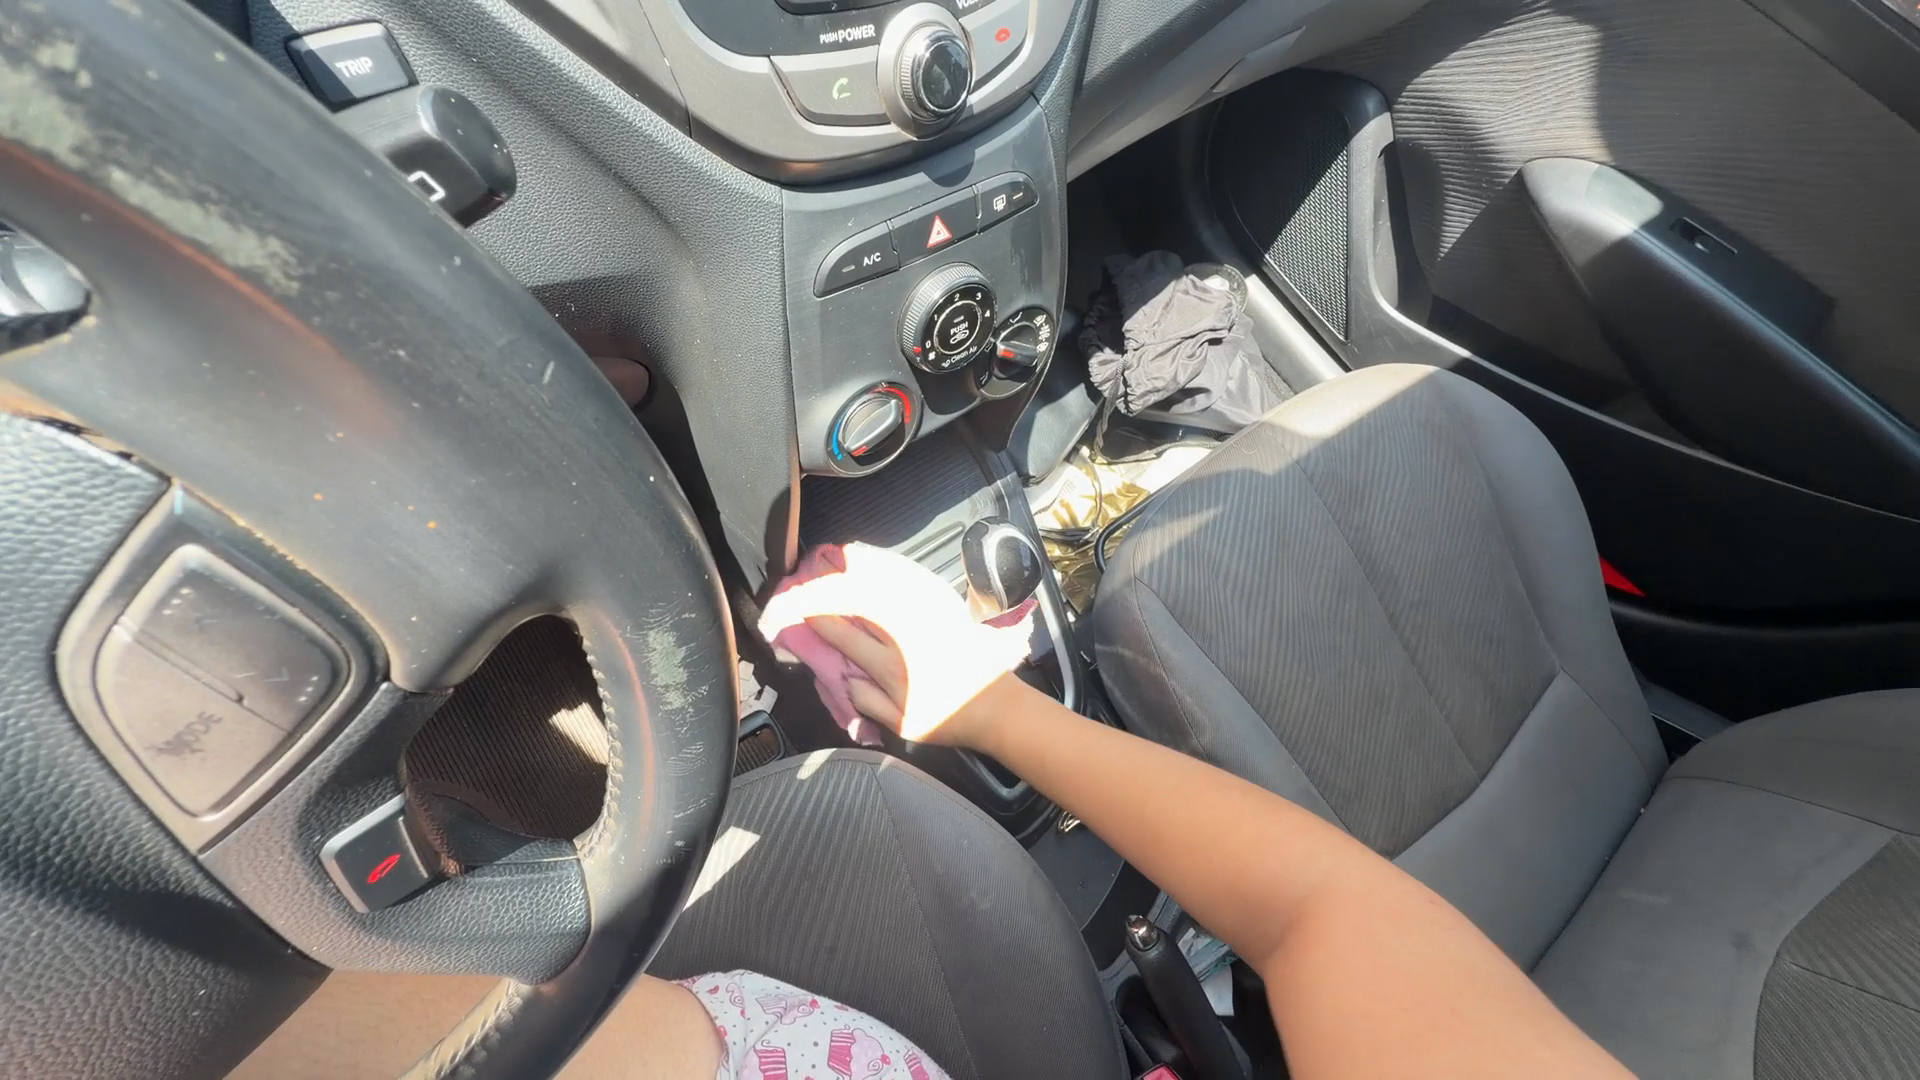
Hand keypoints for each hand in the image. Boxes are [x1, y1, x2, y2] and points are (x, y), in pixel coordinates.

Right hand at [757, 543, 1032, 744]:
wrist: (998, 707)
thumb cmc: (948, 720)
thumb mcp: (902, 727)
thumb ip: (868, 702)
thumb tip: (844, 677)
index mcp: (891, 668)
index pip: (841, 633)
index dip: (813, 617)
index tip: (794, 611)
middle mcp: (905, 635)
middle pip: (856, 599)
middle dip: (825, 586)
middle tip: (804, 581)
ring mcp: (926, 616)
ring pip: (880, 583)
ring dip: (851, 570)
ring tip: (829, 561)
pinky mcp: (942, 607)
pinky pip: (908, 579)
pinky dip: (883, 566)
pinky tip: (868, 560)